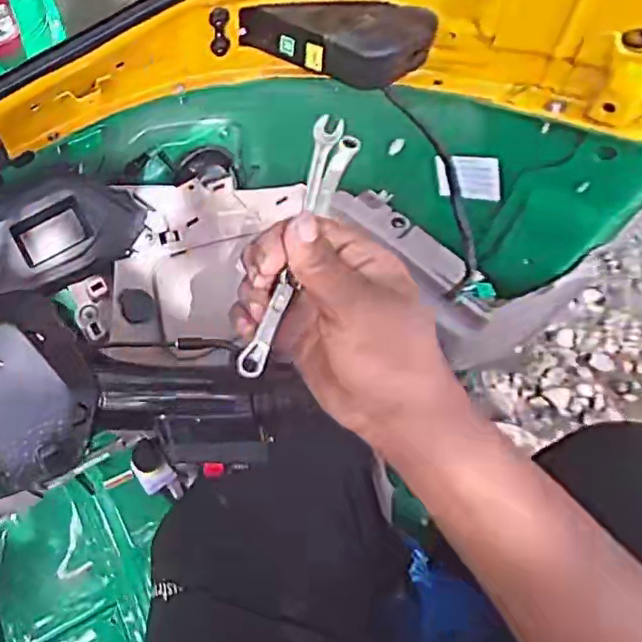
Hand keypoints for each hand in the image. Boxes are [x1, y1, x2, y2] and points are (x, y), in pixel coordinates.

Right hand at [233, 214, 469, 440]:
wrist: (389, 415)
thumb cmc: (395, 361)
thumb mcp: (357, 307)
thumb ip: (322, 267)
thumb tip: (298, 226)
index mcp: (357, 260)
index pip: (308, 230)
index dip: (281, 241)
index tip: (270, 265)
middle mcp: (329, 277)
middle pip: (278, 251)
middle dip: (260, 267)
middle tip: (261, 287)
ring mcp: (308, 304)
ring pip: (262, 281)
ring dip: (250, 295)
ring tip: (259, 315)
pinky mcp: (291, 330)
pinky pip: (257, 314)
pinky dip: (246, 319)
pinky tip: (251, 329)